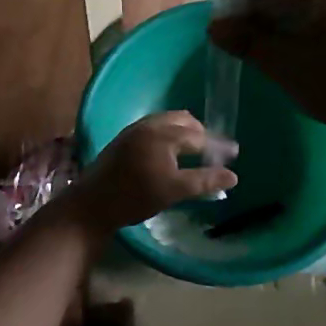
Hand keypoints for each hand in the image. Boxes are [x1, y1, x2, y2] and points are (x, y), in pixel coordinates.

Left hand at [67, 111, 236, 231]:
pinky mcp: (122, 141)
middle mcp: (148, 126)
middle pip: (182, 121)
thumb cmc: (134, 197)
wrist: (92, 204)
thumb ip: (204, 181)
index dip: (217, 147)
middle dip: (201, 133)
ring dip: (183, 133)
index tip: (233, 154)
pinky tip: (168, 153)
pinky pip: (153, 129)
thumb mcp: (174, 191)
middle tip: (213, 150)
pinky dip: (168, 136)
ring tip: (193, 150)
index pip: (198, 137)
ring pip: (166, 123)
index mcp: (163, 134)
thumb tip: (233, 176)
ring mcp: (132, 131)